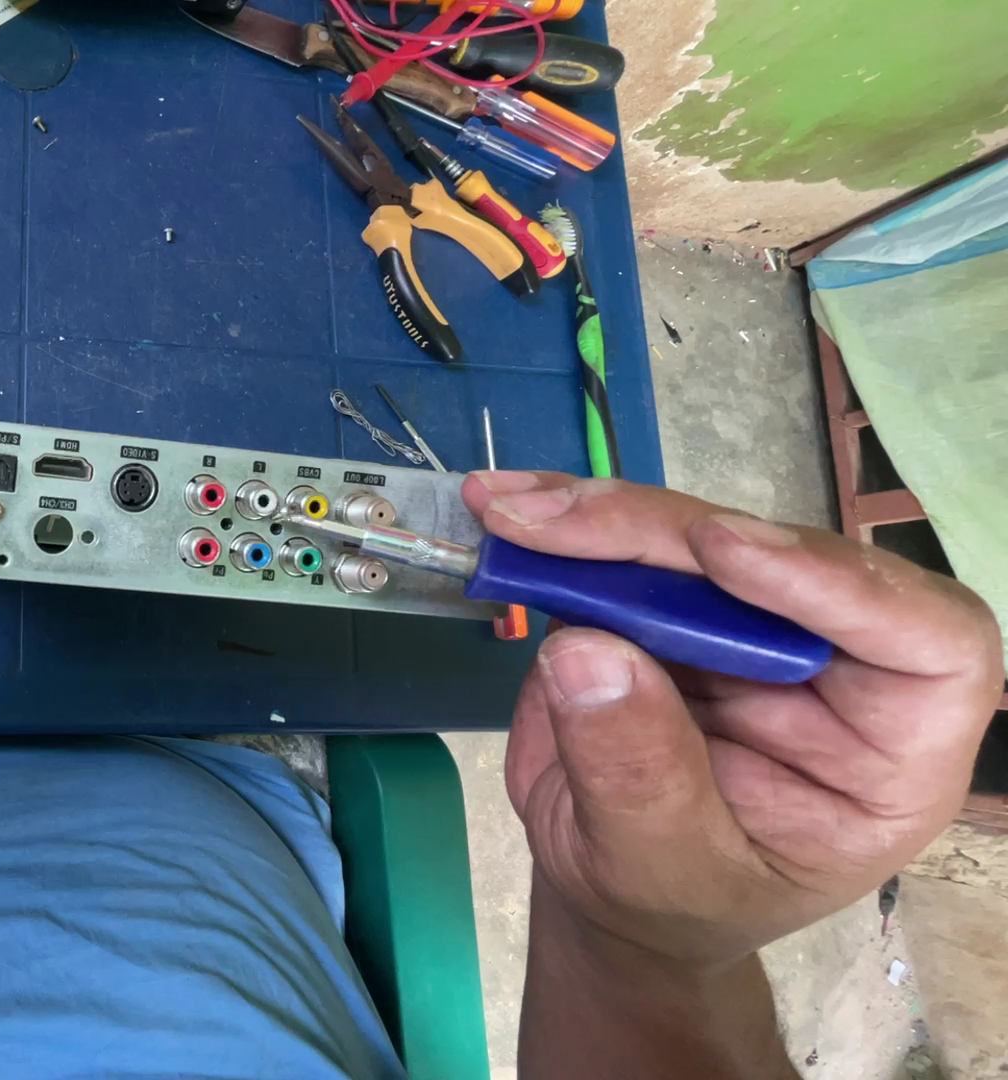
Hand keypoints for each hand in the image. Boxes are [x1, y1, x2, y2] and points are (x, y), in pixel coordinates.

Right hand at [464, 471, 1001, 968]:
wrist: (600, 878)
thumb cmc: (663, 893)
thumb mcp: (657, 860)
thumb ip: (636, 771)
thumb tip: (586, 651)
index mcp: (877, 743)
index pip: (918, 641)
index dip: (831, 581)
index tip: (716, 550)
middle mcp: (811, 665)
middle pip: (763, 565)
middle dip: (649, 532)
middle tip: (544, 518)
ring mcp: (720, 632)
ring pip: (675, 543)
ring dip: (587, 516)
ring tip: (503, 504)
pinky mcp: (639, 615)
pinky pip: (604, 560)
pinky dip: (547, 534)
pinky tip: (497, 512)